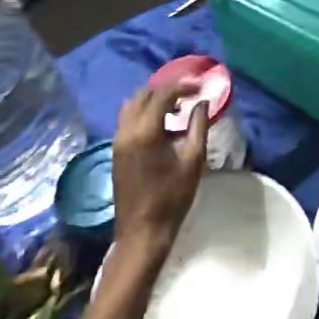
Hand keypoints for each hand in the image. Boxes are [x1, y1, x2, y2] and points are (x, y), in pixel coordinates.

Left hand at [111, 78, 208, 258]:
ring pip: (132, 105)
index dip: (183, 86)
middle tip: (188, 94)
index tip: (200, 87)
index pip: (162, 95)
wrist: (142, 232)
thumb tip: (202, 103)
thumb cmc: (172, 198)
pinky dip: (143, 112)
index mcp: (145, 132)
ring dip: (153, 100)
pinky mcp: (116, 150)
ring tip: (176, 109)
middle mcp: (126, 130)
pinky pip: (127, 119)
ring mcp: (117, 140)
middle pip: (143, 94)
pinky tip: (162, 126)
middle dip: (166, 89)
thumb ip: (199, 127)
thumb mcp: (192, 161)